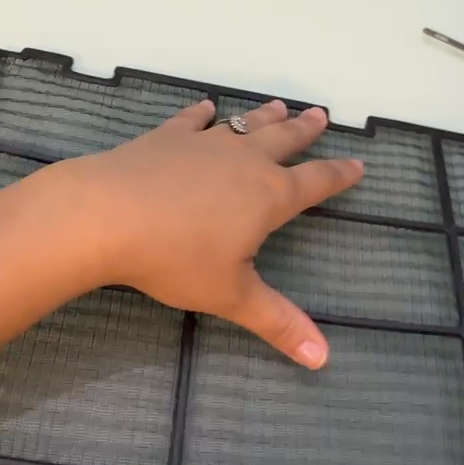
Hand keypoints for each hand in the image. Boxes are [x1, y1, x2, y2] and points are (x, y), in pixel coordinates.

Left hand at [41, 100, 363, 367]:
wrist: (106, 214)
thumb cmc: (175, 258)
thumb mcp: (230, 296)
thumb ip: (278, 322)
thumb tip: (323, 358)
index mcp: (268, 196)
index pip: (316, 182)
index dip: (339, 176)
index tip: (357, 165)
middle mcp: (244, 161)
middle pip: (284, 140)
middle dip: (306, 130)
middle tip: (321, 115)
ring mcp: (204, 144)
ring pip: (244, 124)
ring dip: (265, 115)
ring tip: (280, 105)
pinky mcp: (167, 137)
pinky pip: (192, 120)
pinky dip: (202, 114)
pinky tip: (205, 108)